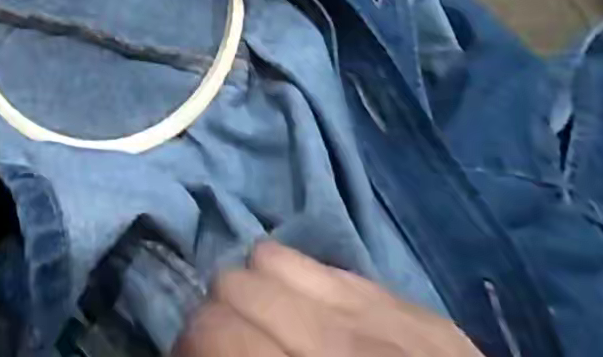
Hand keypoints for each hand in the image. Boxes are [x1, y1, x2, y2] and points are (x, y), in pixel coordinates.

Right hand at [173, 241, 484, 356]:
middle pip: (232, 284)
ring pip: (270, 255)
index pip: (210, 330)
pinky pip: (327, 264)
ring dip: (259, 295)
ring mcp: (386, 320)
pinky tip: (319, 329)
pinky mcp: (416, 310)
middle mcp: (345, 349)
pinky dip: (306, 292)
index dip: (187, 350)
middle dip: (218, 323)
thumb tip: (192, 353)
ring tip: (273, 335)